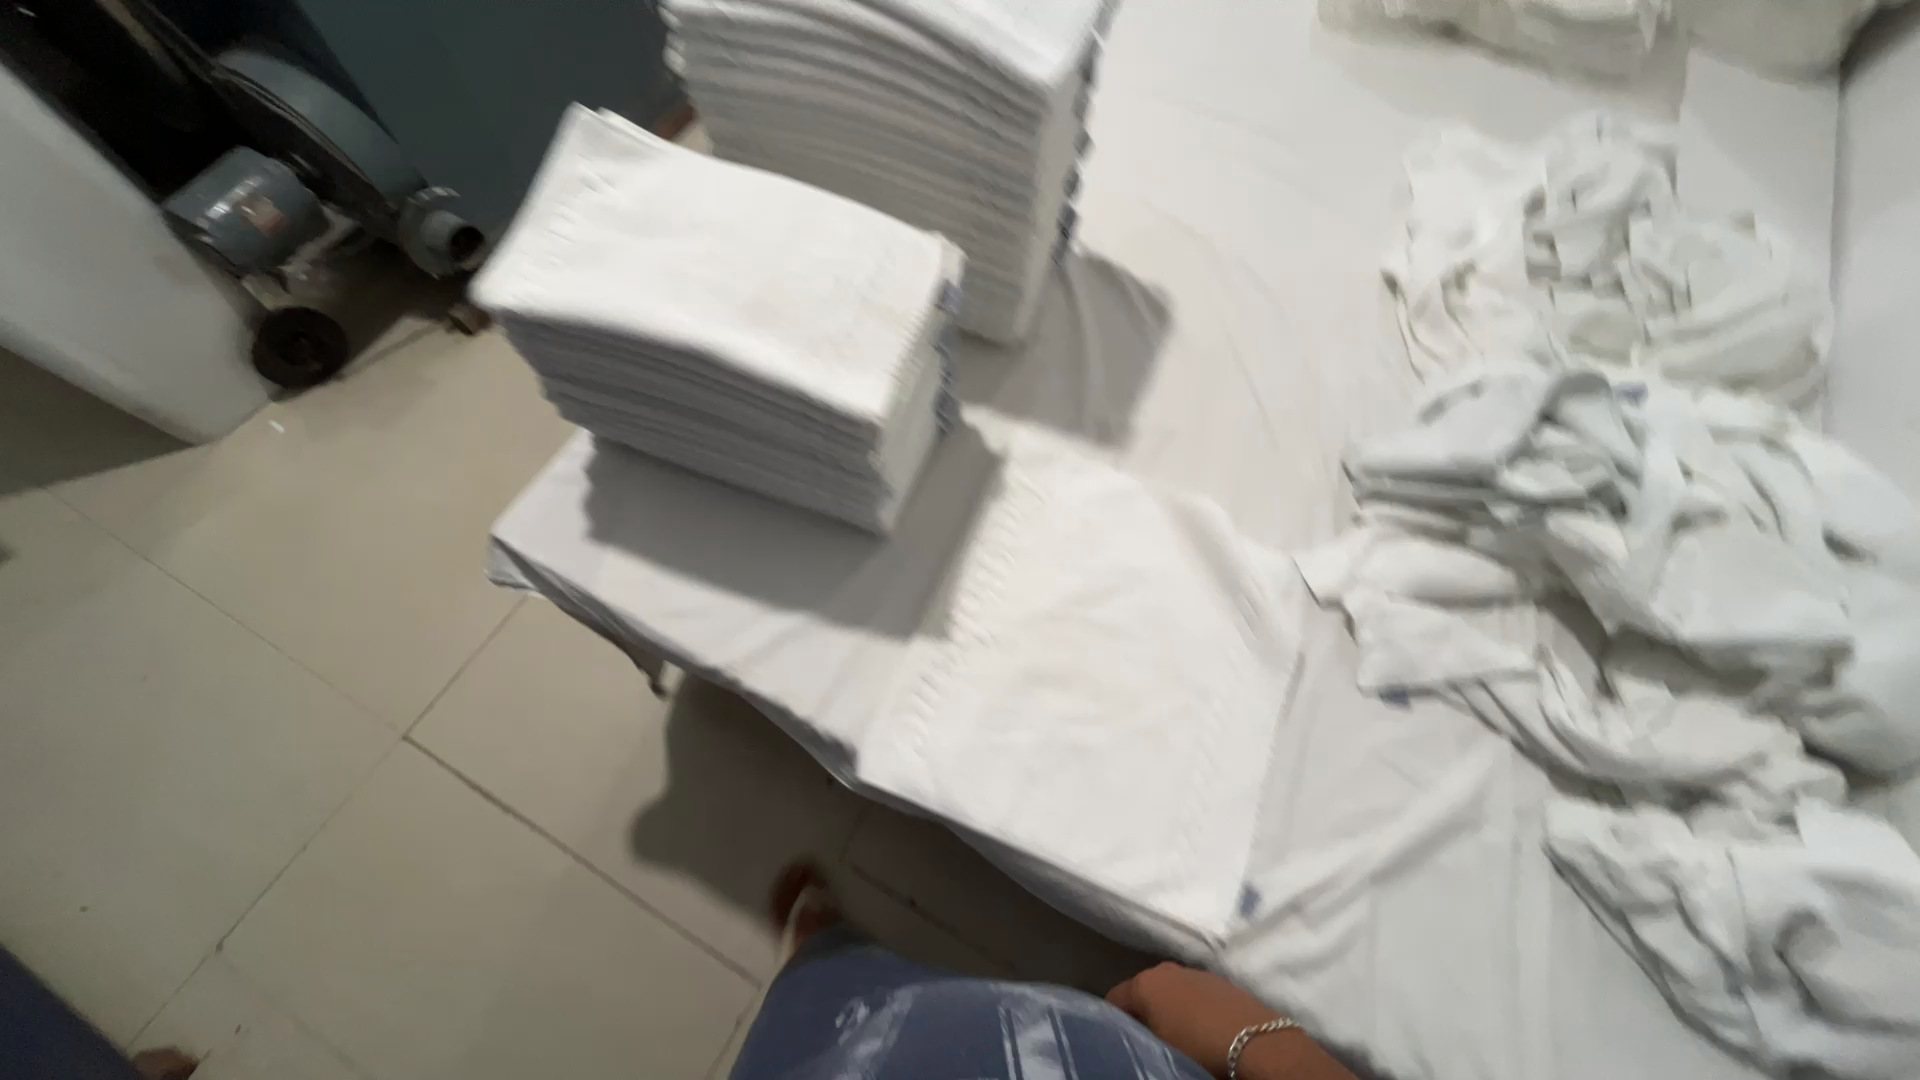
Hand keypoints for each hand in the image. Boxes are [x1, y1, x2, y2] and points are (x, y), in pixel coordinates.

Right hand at [1106, 963, 1282, 1077]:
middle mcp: (1165, 969)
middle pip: (1142, 993)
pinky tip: (1200, 1033)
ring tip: (1175, 1040)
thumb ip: (1140, 1040)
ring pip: (1169, 992)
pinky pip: (1193, 995)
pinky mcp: (1219, 982)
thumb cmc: (1200, 1049)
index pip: (1113, 999)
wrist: (1260, 1045)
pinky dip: (1191, 1010)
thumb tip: (1135, 1041)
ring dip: (1168, 1011)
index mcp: (1145, 983)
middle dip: (1141, 1015)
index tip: (1117, 1042)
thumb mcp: (1161, 1051)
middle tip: (1146, 1044)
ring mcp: (1194, 973)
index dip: (1112, 1022)